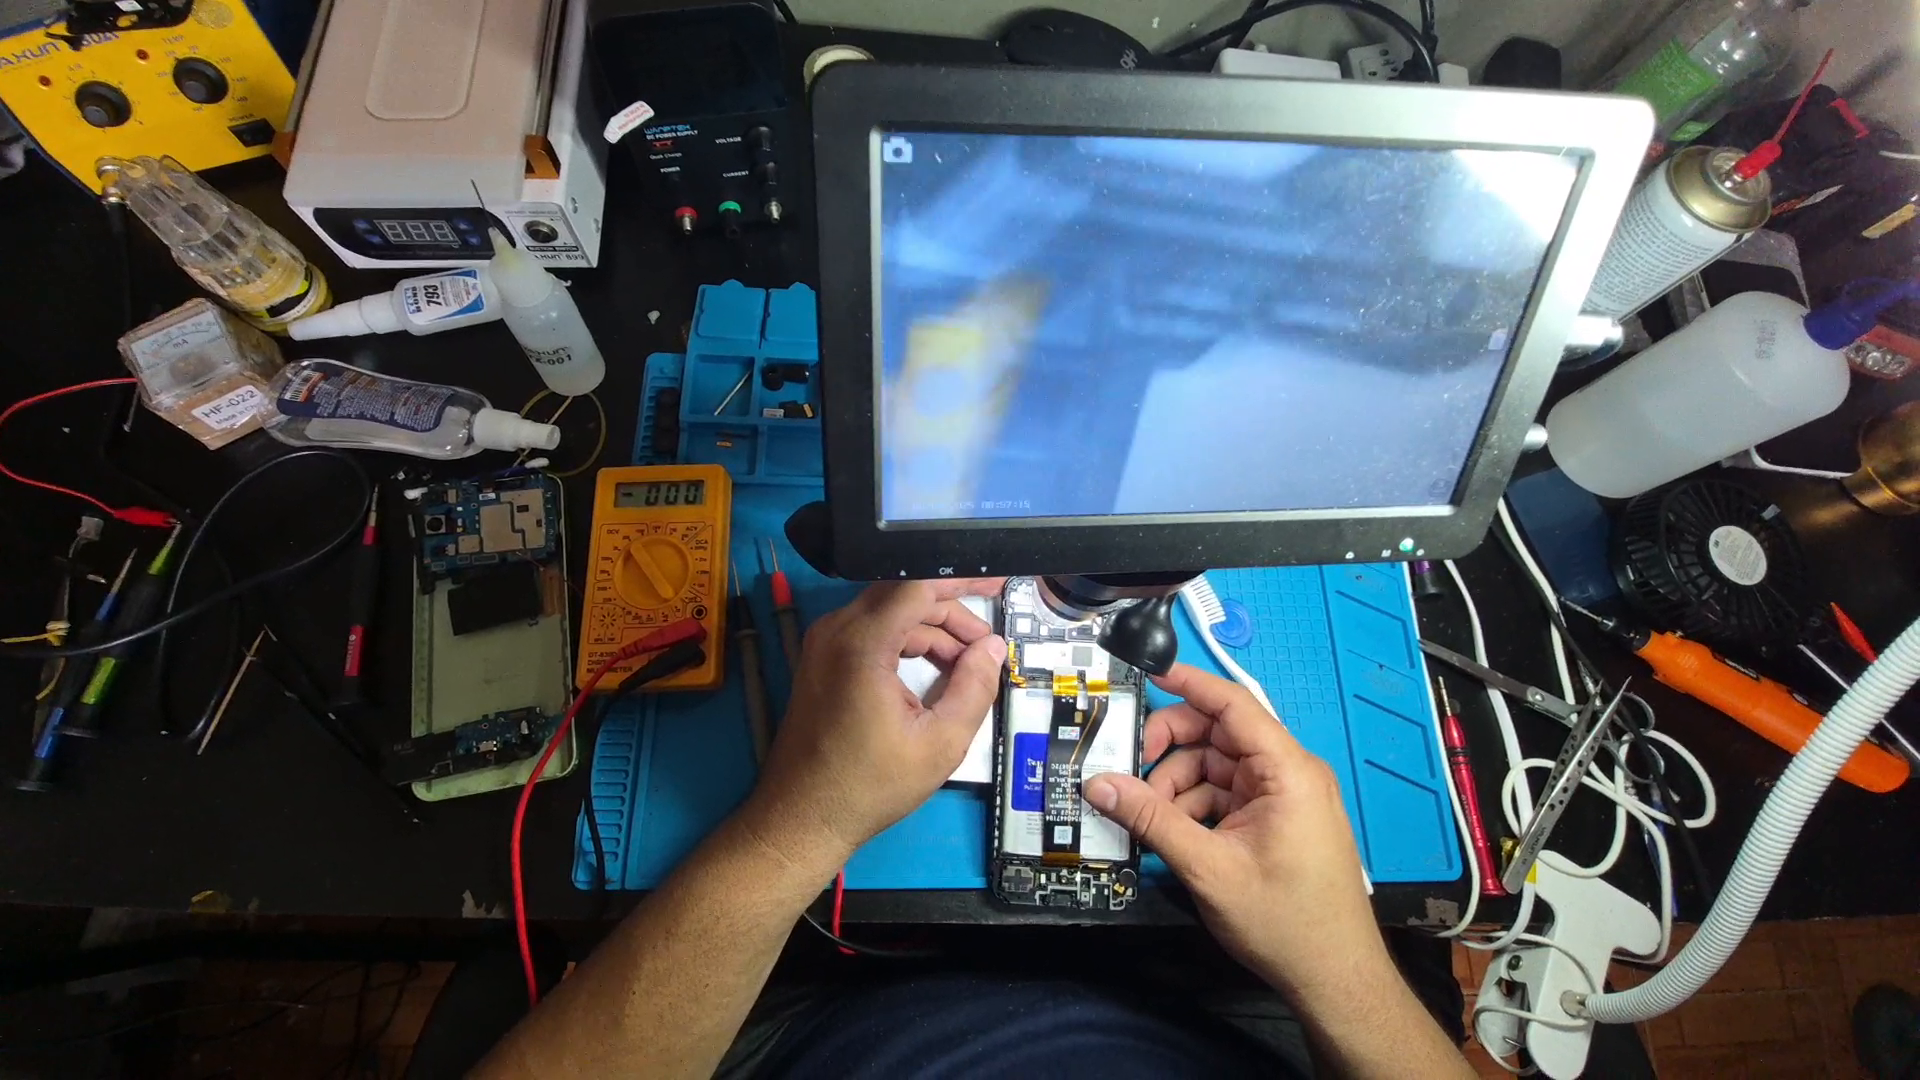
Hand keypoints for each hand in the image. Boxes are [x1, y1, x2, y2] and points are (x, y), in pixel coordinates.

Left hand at [744, 579, 1005, 861]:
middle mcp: (836, 630)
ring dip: (932, 630)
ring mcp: (823, 642)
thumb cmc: (868, 785)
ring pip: (890, 611)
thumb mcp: (939, 743)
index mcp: (861, 643)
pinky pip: (873, 630)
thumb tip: (991, 649)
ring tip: (967, 665)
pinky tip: (935, 670)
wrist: (801, 817)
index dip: (962, 580)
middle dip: (952, 611)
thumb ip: (974, 688)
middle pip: (905, 594)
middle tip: (987, 641)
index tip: (996, 586)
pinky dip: (907, 641)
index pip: (918, 586)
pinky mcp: (822, 657)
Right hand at [1083, 664, 1384, 998]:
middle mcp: (1287, 773)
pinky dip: (1192, 804)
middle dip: (1170, 749)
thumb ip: (1151, 820)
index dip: (1189, 684)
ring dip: (1176, 785)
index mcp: (1286, 771)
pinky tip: (1173, 832)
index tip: (1148, 674)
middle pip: (1216, 734)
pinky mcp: (1271, 816)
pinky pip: (1221, 791)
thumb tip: (1100, 785)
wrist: (1334, 981)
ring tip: (1152, 819)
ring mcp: (1280, 795)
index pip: (1233, 705)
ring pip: (1212, 765)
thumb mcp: (1209, 867)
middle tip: (1132, 772)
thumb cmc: (1286, 923)